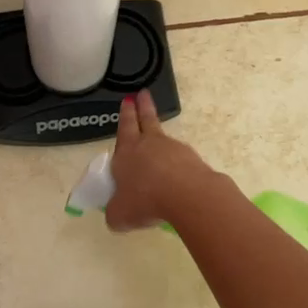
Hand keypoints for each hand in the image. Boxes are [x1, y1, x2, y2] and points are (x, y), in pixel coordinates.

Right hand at [106, 90, 230, 231]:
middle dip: (142, 107)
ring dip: (160, 138)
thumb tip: (116, 214)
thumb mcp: (120, 214)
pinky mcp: (191, 158)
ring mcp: (173, 148)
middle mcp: (149, 144)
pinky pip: (180, 158)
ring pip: (164, 138)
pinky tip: (177, 179)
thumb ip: (115, 212)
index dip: (125, 114)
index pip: (124, 127)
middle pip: (146, 120)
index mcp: (126, 152)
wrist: (186, 194)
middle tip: (143, 94)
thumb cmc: (144, 200)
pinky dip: (177, 164)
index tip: (129, 100)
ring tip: (159, 147)